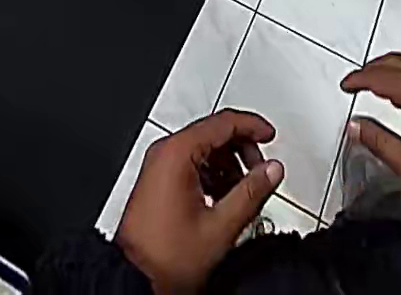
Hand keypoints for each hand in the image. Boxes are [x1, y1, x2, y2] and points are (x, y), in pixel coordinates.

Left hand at [115, 110, 284, 293]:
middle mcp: (165, 153)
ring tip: (243, 189)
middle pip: (215, 132)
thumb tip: (272, 170)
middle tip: (259, 167)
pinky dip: (213, 172)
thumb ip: (251, 193)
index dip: (253, 126)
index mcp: (178, 153)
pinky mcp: (156, 182)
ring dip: (229, 163)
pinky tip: (223, 197)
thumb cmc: (162, 260)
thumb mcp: (219, 227)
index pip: (225, 122)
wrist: (128, 285)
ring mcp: (158, 167)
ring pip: (204, 147)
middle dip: (242, 148)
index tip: (269, 135)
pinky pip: (191, 162)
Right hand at [340, 52, 400, 219]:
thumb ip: (378, 139)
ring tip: (372, 86)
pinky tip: (400, 92)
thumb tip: (356, 125)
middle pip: (396, 61)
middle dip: (372, 68)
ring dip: (390, 70)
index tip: (347, 84)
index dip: (359, 78)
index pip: (381, 75)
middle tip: (356, 82)